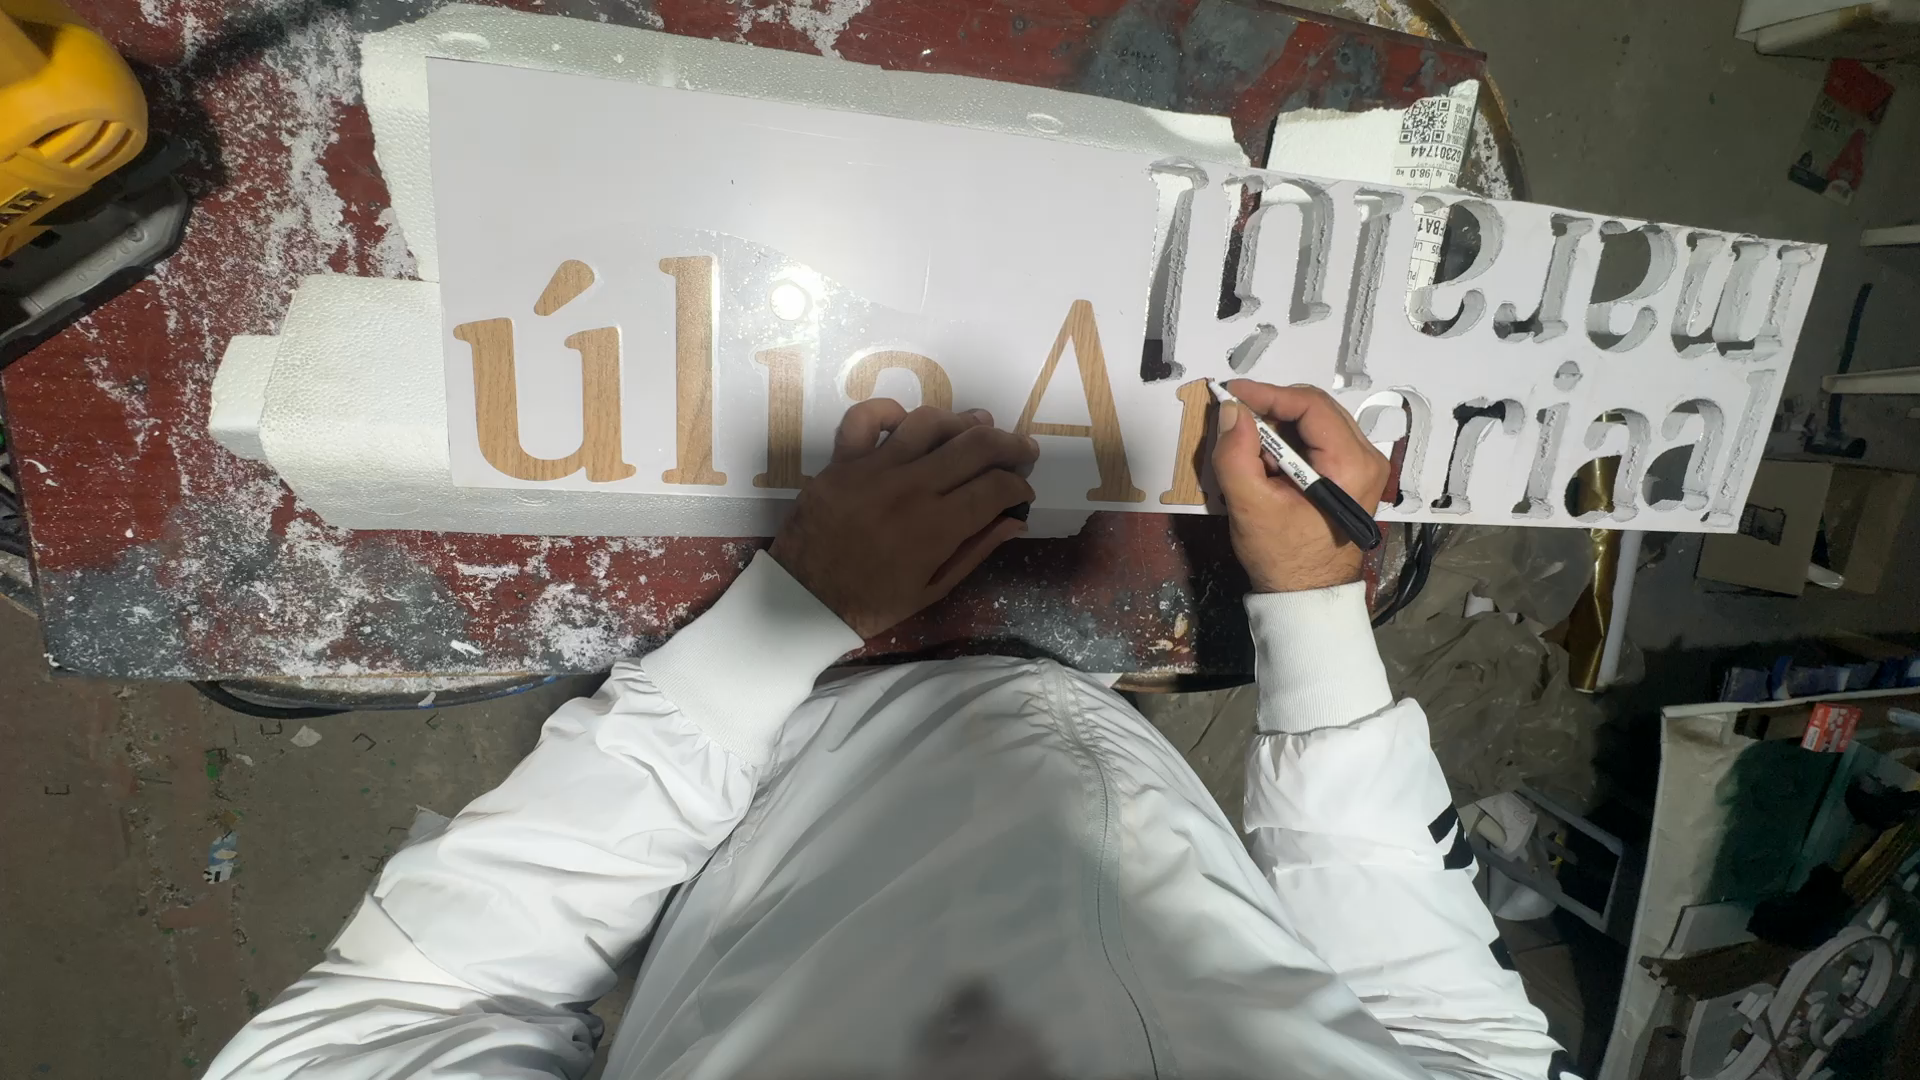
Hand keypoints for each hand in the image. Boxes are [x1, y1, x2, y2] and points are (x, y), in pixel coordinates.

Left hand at [770, 401, 1037, 637]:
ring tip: (979, 427)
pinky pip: (864, 418)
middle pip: (974, 446)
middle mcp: (909, 489)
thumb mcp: (932, 590)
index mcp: (935, 528)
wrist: (801, 602)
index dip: (1018, 485)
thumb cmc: (871, 604)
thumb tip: (1016, 520)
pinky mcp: (840, 462)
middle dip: (1009, 445)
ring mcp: (872, 470)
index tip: (1022, 491)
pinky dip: (888, 411)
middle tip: (1022, 450)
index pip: (995, 487)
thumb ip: (975, 550)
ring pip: (928, 422)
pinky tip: (907, 423)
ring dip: (962, 421)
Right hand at [1211, 380, 1389, 593]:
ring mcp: (1362, 466)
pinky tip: (1264, 460)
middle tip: (1232, 416)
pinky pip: (1316, 440)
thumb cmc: (1280, 555)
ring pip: (1314, 422)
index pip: (1310, 405)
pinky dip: (1285, 441)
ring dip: (1276, 425)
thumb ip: (1236, 455)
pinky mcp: (1349, 475)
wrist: (1304, 594)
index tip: (1229, 393)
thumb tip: (1230, 411)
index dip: (1267, 393)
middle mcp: (1366, 457)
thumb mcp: (1249, 506)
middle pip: (1315, 408)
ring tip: (1246, 446)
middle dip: (1270, 408)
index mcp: (1351, 464)